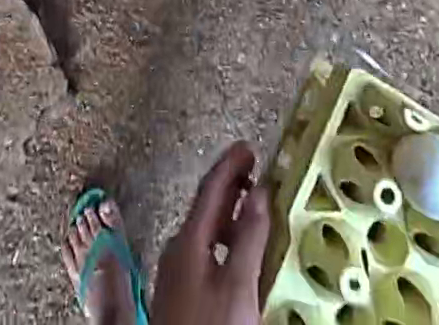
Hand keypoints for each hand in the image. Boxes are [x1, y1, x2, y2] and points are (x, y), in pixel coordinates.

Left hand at [150, 142, 271, 324]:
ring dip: (228, 209)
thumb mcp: (238, 285)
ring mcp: (178, 270)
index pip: (210, 189)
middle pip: (205, 204)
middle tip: (255, 166)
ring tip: (253, 200)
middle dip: (229, 182)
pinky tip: (240, 247)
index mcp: (189, 239)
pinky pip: (206, 246)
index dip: (230, 165)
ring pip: (205, 227)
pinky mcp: (183, 291)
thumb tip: (260, 191)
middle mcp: (179, 247)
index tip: (249, 147)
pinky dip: (224, 234)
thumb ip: (248, 237)